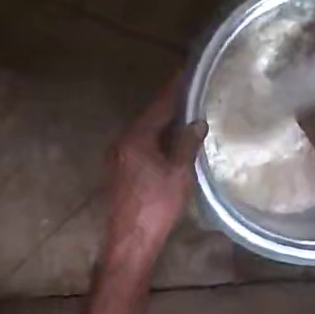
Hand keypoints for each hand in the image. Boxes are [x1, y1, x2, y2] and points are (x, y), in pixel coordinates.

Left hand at [103, 71, 206, 276]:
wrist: (130, 241)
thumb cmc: (156, 207)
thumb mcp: (179, 174)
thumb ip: (187, 144)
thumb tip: (197, 122)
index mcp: (136, 138)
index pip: (159, 106)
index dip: (174, 88)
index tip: (186, 71)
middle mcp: (122, 143)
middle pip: (150, 118)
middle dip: (170, 107)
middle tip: (193, 94)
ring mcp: (118, 158)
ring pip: (145, 134)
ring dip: (164, 126)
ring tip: (187, 118)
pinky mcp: (120, 173)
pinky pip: (141, 148)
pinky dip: (157, 142)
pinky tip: (172, 146)